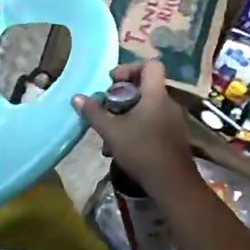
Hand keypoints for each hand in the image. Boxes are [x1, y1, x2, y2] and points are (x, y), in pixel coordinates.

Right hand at [74, 61, 199, 198]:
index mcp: (156, 95)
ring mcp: (172, 120)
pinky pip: (151, 122)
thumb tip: (76, 97)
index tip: (112, 82)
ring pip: (145, 107)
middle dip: (121, 96)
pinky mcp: (172, 136)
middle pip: (144, 87)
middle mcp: (168, 103)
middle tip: (105, 108)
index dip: (129, 68)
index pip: (151, 65)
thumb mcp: (111, 131)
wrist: (172, 183)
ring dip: (125, 115)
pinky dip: (135, 127)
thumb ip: (94, 112)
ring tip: (108, 133)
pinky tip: (120, 147)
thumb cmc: (141, 150)